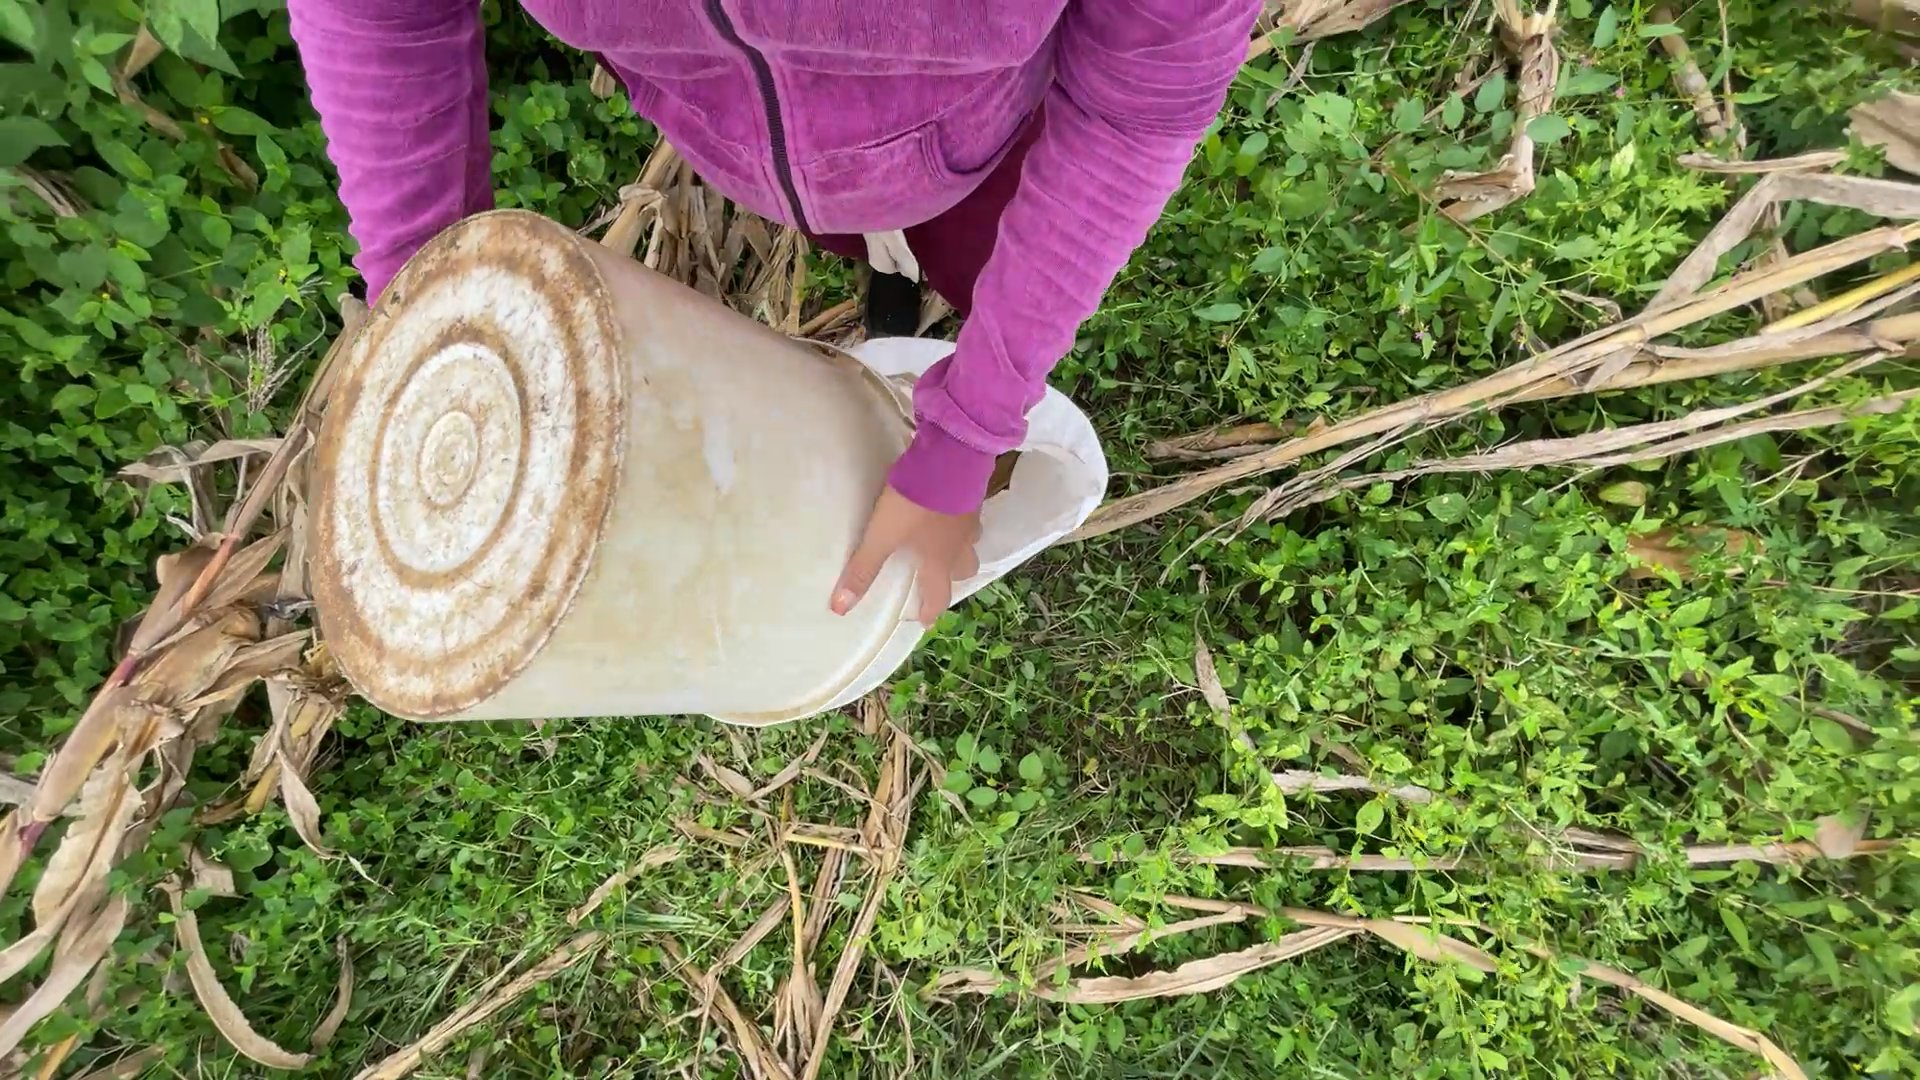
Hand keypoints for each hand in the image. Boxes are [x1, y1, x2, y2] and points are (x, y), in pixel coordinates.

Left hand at [832, 486, 980, 624]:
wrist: (949, 458)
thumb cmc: (915, 502)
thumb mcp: (882, 535)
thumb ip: (863, 569)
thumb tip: (840, 609)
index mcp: (939, 560)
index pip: (938, 595)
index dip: (930, 611)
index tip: (924, 622)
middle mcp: (959, 545)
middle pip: (964, 570)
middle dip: (951, 577)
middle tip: (935, 575)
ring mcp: (970, 519)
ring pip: (970, 543)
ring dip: (957, 547)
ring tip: (942, 542)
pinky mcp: (973, 495)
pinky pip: (969, 517)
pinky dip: (958, 520)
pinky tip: (946, 510)